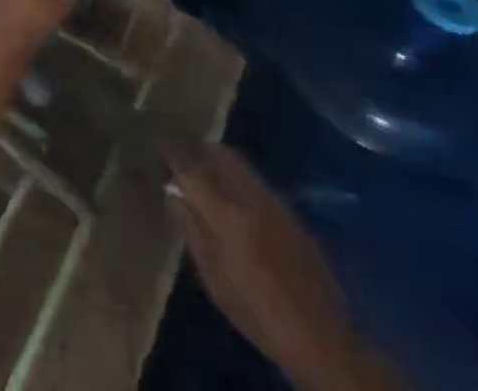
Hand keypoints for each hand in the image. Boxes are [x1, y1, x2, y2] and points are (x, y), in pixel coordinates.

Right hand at [168, 146, 397, 390]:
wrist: (319, 335)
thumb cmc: (254, 310)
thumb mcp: (211, 275)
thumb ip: (190, 228)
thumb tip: (173, 192)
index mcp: (226, 213)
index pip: (192, 168)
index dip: (173, 152)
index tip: (158, 142)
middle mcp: (250, 197)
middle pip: (221, 155)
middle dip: (199, 149)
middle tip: (181, 154)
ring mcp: (275, 203)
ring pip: (241, 165)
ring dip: (219, 161)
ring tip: (203, 171)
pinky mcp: (290, 213)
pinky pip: (256, 181)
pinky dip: (238, 177)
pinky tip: (232, 196)